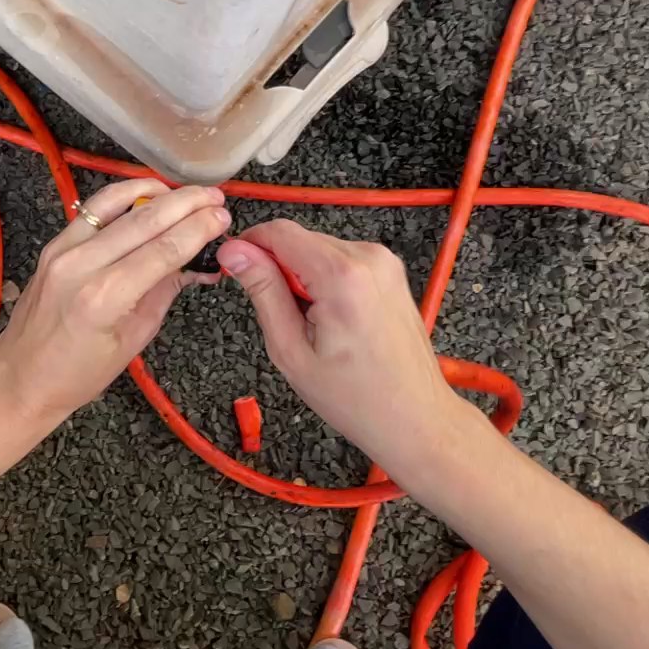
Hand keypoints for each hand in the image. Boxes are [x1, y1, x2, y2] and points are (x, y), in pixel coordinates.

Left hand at [0, 179, 228, 428]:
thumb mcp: (133, 341)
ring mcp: (63, 249)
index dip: (197, 230)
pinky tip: (147, 192)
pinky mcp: (55, 243)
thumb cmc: (78, 372)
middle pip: (143, 221)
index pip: (162, 251)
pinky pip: (94, 210)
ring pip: (116, 204)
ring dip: (155, 191)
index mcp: (103, 298)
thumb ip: (164, 293)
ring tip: (186, 190)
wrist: (21, 375)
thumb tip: (196, 263)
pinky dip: (123, 196)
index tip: (222, 216)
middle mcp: (81, 265)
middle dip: (185, 204)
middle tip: (216, 196)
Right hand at [215, 220, 464, 469]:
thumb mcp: (290, 349)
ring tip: (311, 321)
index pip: (278, 231)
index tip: (235, 267)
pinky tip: (331, 316)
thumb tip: (233, 251)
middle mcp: (367, 257)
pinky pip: (339, 258)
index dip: (249, 244)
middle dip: (278, 267)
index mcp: (341, 276)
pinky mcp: (389, 269)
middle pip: (298, 238)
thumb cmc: (355, 397)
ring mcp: (383, 261)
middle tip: (282, 315)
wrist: (415, 418)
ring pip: (317, 247)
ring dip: (302, 274)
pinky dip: (324, 278)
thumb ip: (262, 290)